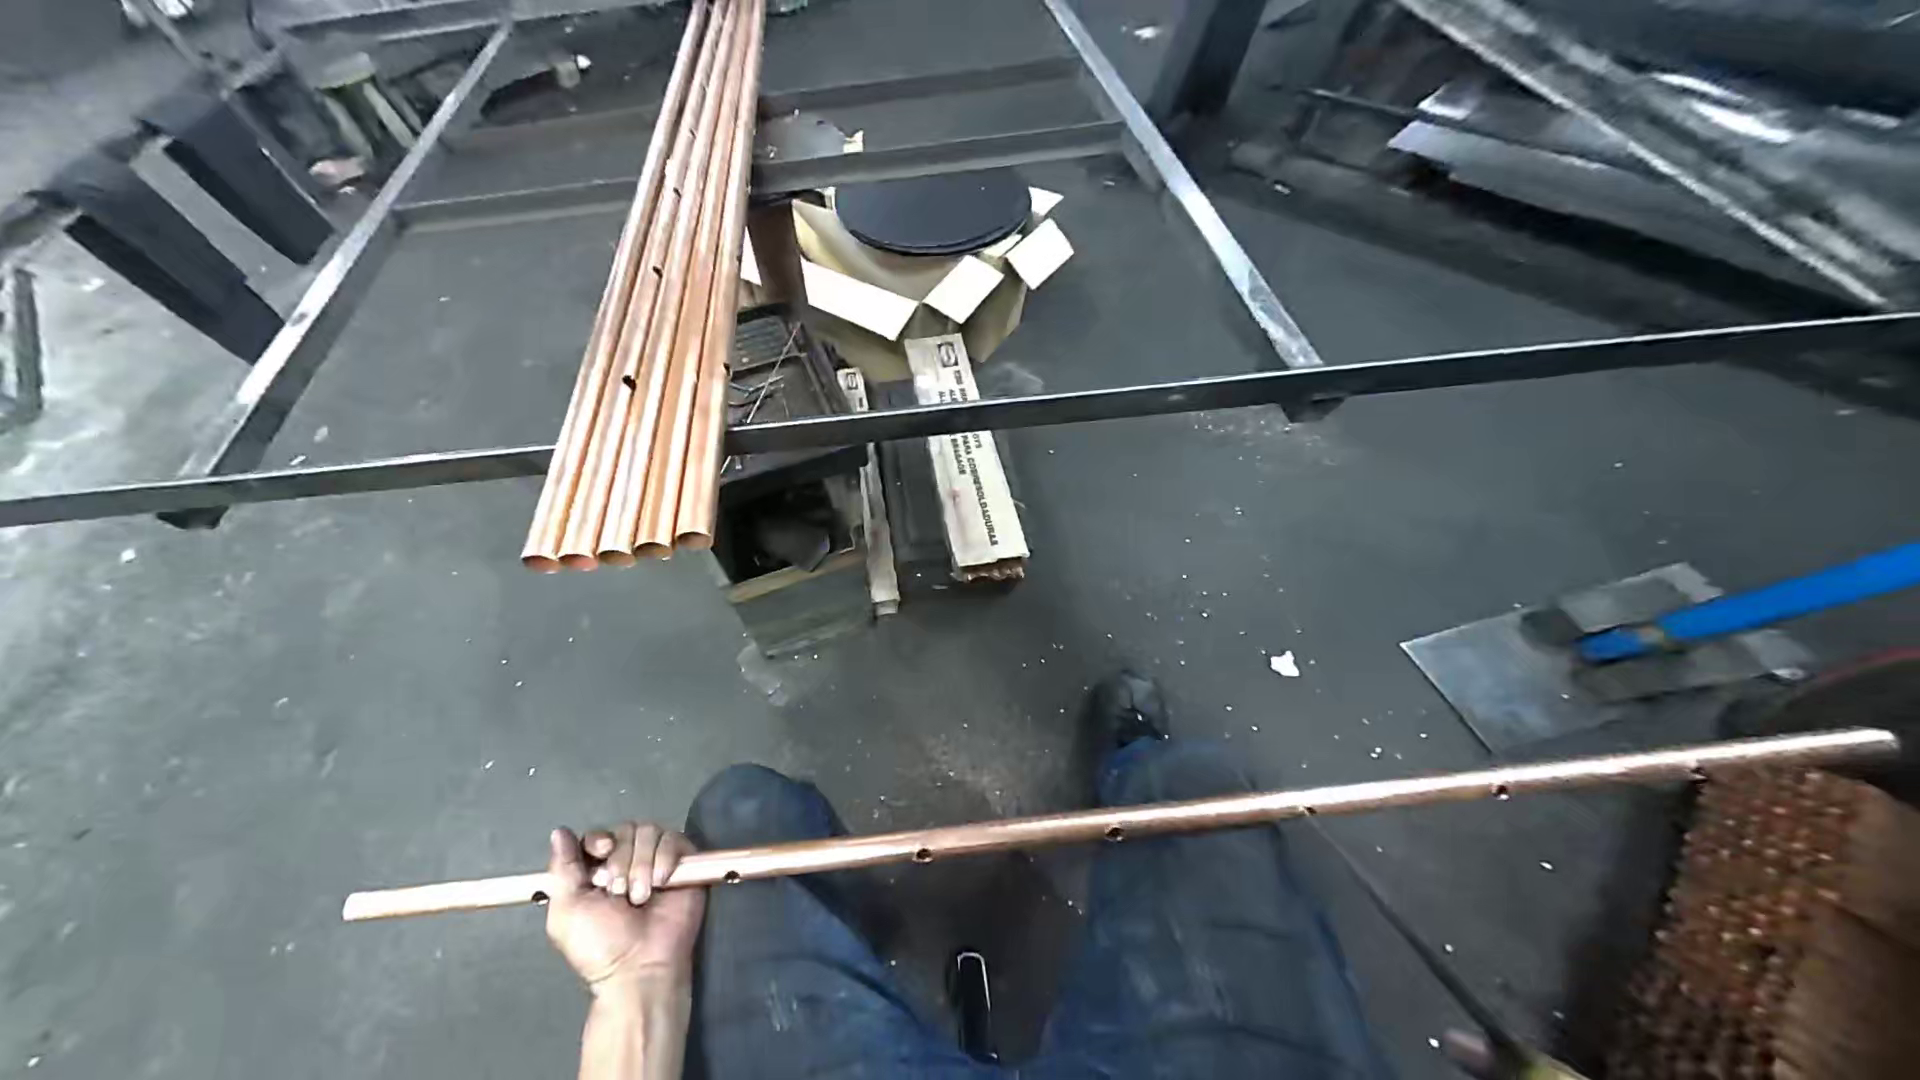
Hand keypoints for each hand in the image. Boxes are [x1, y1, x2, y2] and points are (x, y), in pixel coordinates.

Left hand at [544, 823, 706, 993]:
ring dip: (642, 864)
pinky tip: (662, 882)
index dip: (599, 839)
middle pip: (625, 830)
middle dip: (621, 859)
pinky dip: (666, 858)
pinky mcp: (685, 861)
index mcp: (598, 870)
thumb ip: (563, 869)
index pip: (599, 834)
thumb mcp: (567, 911)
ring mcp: (658, 859)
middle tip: (620, 893)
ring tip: (642, 896)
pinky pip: (674, 839)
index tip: (602, 853)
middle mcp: (629, 859)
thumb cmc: (600, 944)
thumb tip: (559, 831)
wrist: (641, 964)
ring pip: (649, 831)